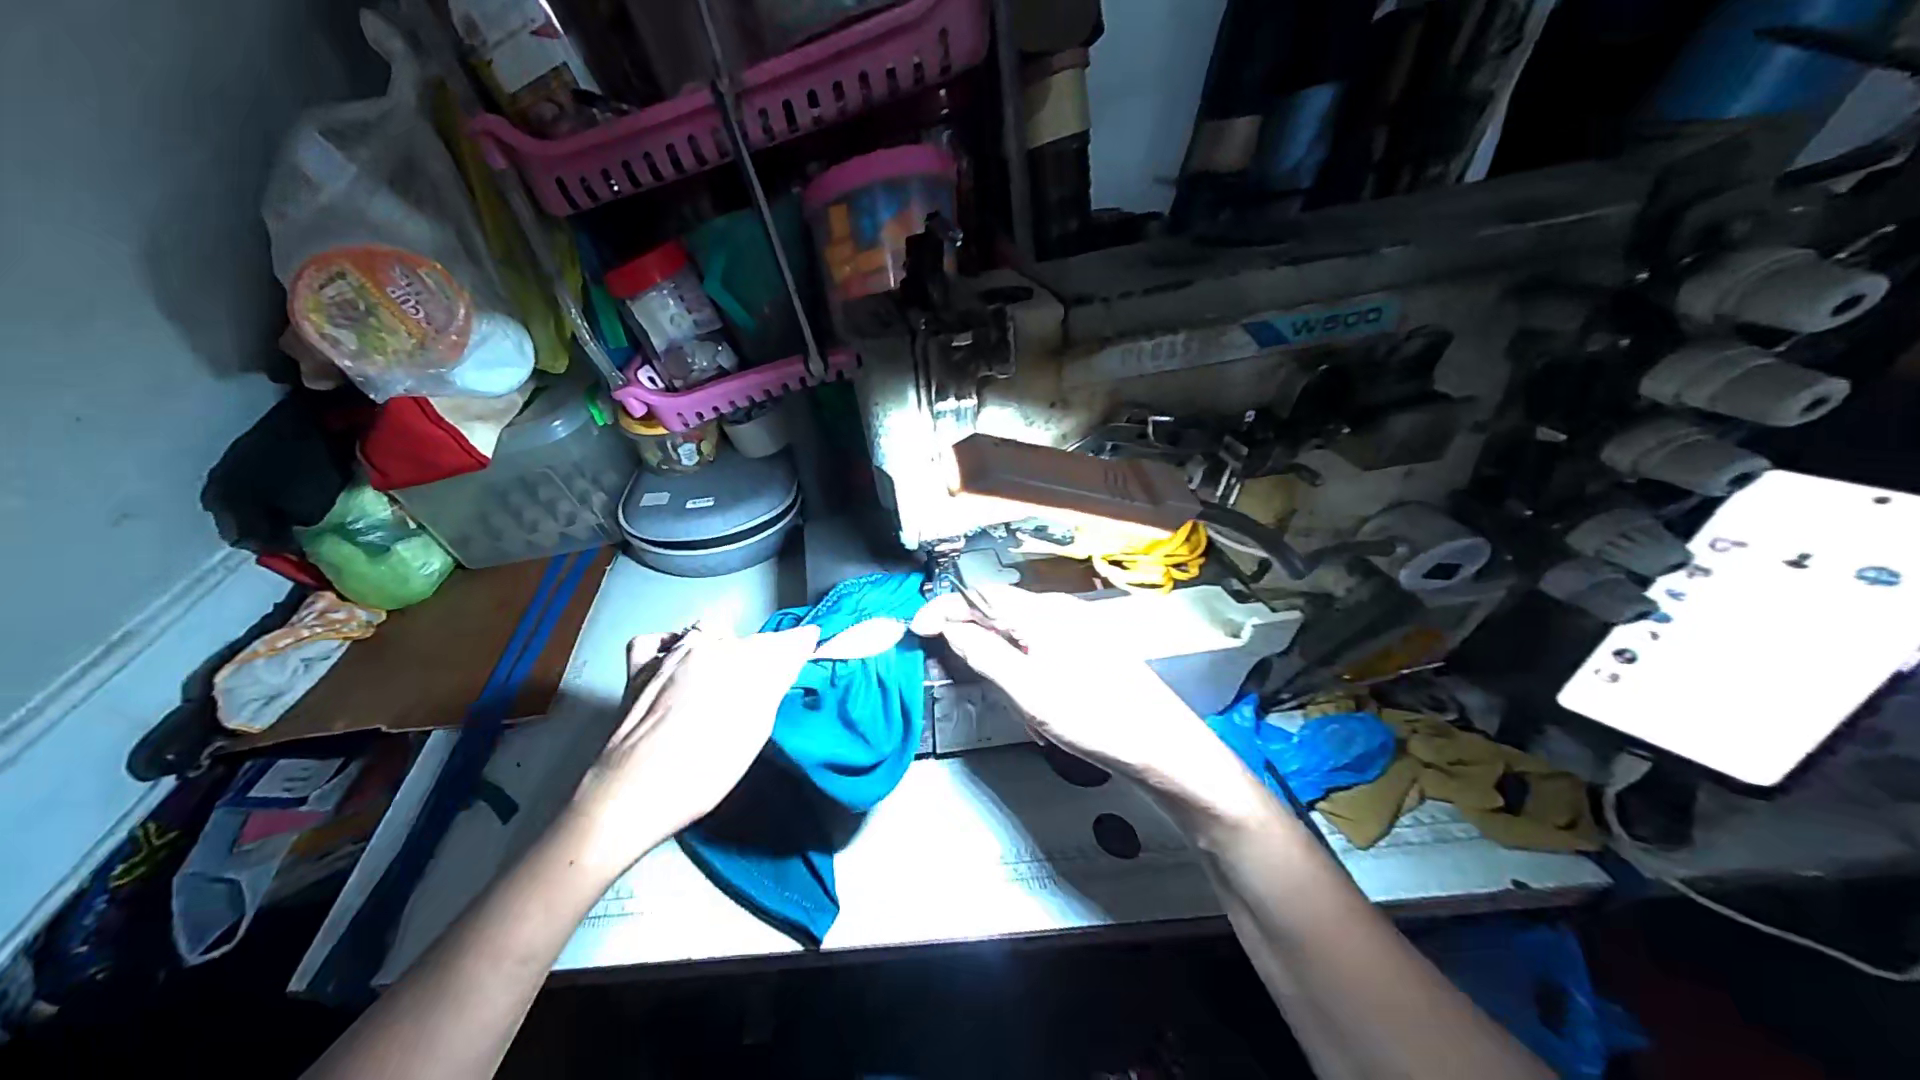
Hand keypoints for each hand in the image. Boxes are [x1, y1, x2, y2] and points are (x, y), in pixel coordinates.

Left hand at [566, 623, 819, 874]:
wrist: (637, 790)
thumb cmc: (708, 767)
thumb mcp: (758, 725)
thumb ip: (778, 677)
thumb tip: (803, 639)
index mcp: (746, 657)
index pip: (785, 642)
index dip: (799, 647)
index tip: (808, 651)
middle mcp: (709, 643)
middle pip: (743, 637)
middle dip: (754, 653)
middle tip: (753, 689)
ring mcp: (670, 653)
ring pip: (704, 633)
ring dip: (716, 648)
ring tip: (715, 683)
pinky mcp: (639, 668)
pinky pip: (658, 642)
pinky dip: (668, 646)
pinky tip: (672, 665)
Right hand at [911, 589, 1264, 821]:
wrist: (1161, 744)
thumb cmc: (1097, 719)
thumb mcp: (1029, 692)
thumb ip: (986, 655)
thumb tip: (952, 628)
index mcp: (1044, 613)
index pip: (980, 593)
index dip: (945, 606)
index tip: (920, 626)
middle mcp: (1060, 609)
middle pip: (998, 605)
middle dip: (966, 624)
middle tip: (944, 653)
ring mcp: (1077, 625)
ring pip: (1017, 623)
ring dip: (991, 642)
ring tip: (981, 673)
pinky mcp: (1086, 644)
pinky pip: (1036, 637)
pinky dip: (1015, 652)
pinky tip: (1020, 681)